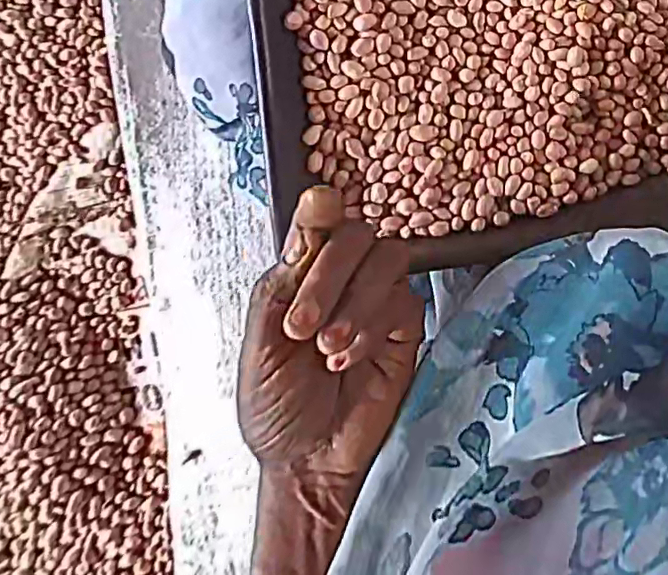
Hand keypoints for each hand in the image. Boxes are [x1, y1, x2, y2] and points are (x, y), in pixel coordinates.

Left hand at [238, 186, 421, 484]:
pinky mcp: (405, 320)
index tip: (320, 205)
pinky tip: (346, 359)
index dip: (322, 209)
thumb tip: (315, 208)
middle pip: (356, 234)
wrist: (307, 462)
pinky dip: (370, 328)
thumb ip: (287, 278)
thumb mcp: (262, 344)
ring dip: (354, 303)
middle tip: (302, 326)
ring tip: (327, 348)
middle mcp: (344, 276)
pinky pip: (401, 299)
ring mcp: (378, 295)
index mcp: (302, 273)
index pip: (318, 223)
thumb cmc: (277, 405)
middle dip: (329, 275)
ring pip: (387, 258)